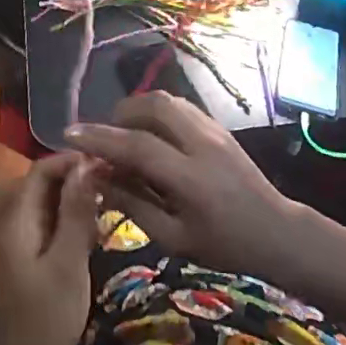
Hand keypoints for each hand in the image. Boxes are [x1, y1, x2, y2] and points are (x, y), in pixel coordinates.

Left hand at [0, 152, 100, 344]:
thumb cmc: (49, 315)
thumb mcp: (69, 260)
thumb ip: (76, 211)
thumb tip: (88, 163)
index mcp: (17, 217)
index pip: (42, 169)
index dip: (73, 160)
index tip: (109, 162)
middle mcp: (14, 220)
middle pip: (44, 181)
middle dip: (77, 175)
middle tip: (115, 180)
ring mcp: (20, 237)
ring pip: (49, 200)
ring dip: (77, 195)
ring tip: (111, 198)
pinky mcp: (30, 253)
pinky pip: (50, 219)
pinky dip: (72, 215)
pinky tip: (96, 226)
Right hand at [65, 93, 309, 282]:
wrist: (277, 232)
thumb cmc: (224, 244)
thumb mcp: (174, 238)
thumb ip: (133, 205)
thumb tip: (97, 179)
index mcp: (189, 177)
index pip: (136, 145)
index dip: (99, 137)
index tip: (69, 133)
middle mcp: (201, 143)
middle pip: (153, 107)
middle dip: (119, 115)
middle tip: (103, 138)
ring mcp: (213, 130)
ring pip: (167, 100)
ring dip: (137, 109)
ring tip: (124, 135)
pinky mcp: (218, 127)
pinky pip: (180, 106)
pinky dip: (156, 112)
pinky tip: (150, 134)